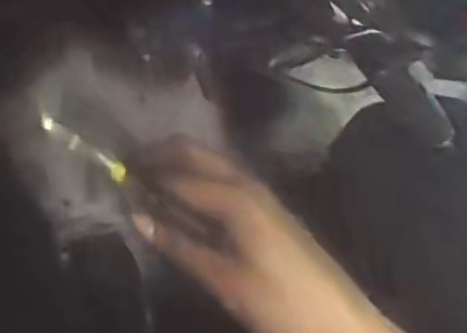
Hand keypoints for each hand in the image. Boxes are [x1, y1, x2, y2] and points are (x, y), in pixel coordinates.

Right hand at [134, 141, 400, 332]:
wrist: (349, 329)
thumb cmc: (284, 305)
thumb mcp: (226, 281)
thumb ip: (179, 245)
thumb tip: (136, 214)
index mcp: (233, 196)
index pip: (176, 175)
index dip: (144, 175)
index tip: (117, 177)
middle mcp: (244, 181)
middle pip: (191, 151)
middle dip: (158, 154)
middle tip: (131, 170)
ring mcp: (259, 190)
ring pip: (207, 159)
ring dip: (177, 162)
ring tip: (152, 182)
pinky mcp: (266, 204)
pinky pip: (221, 173)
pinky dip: (195, 174)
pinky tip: (186, 198)